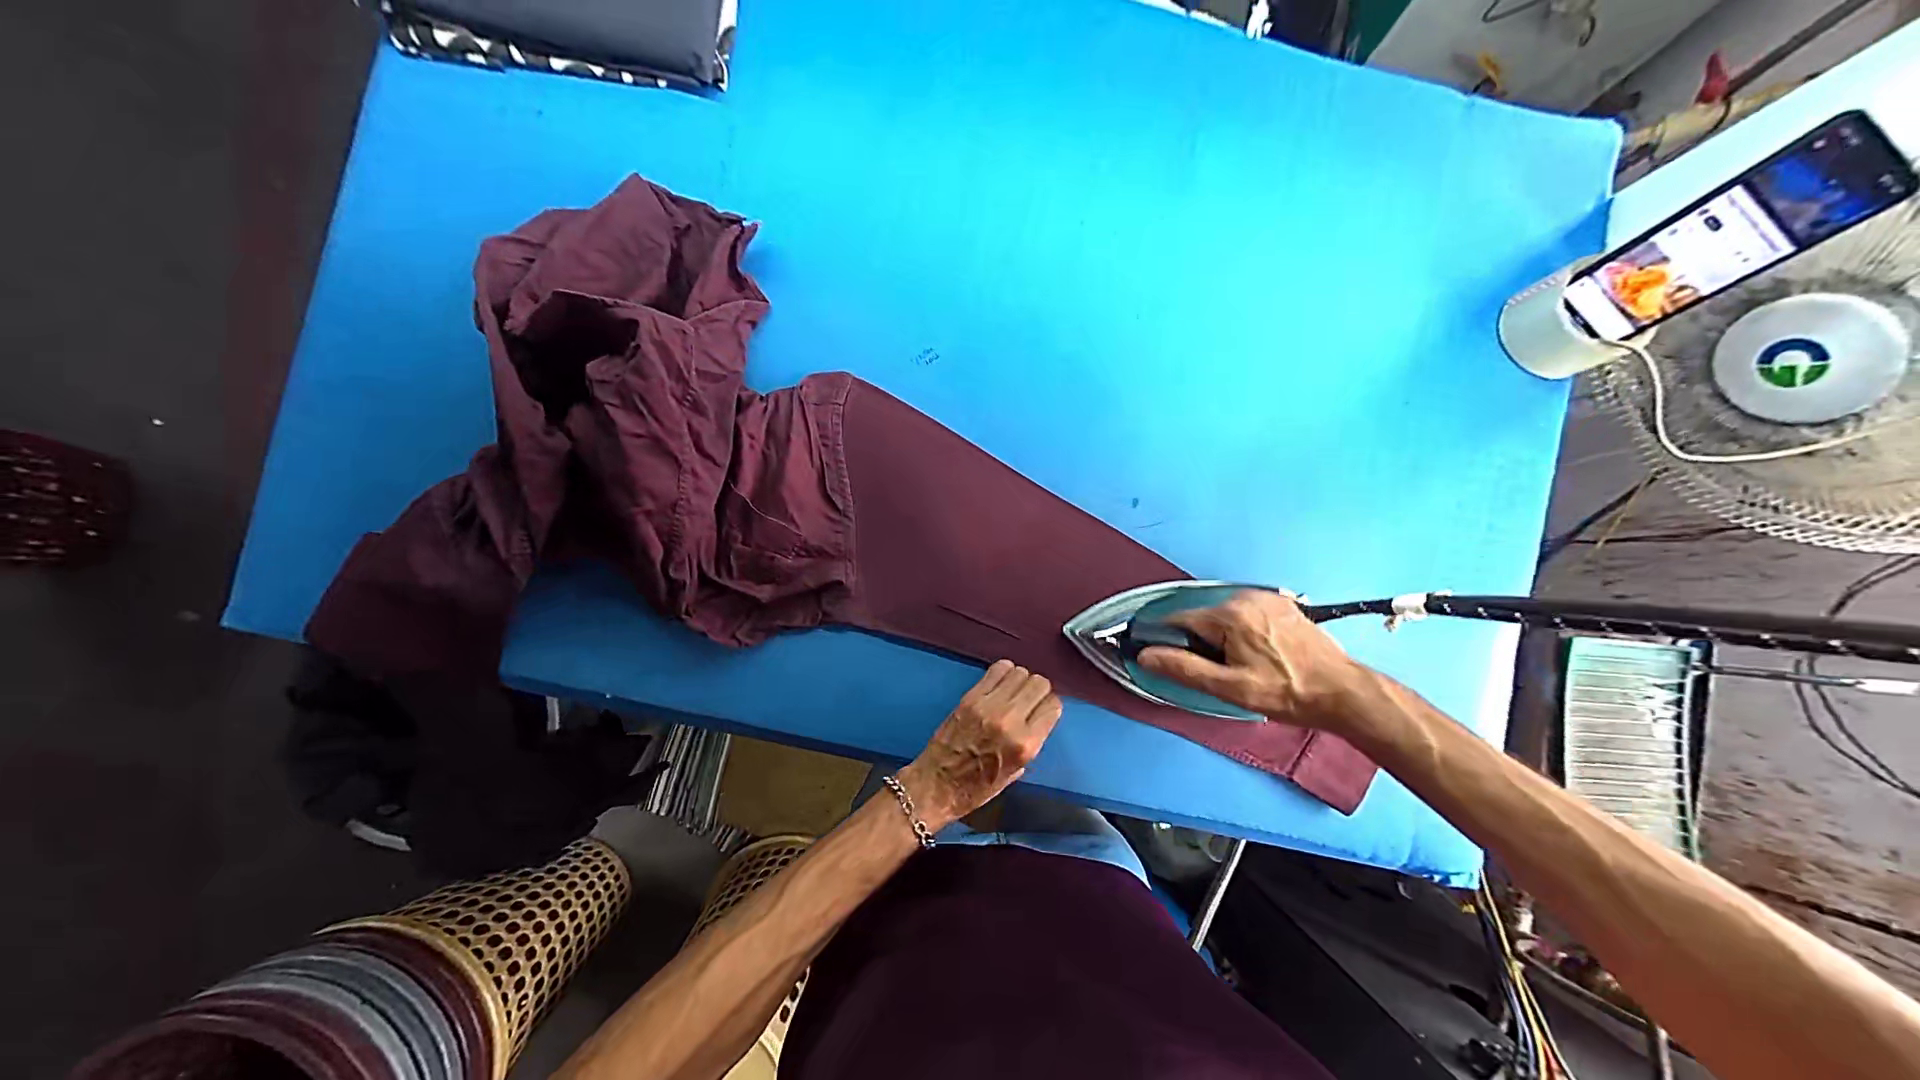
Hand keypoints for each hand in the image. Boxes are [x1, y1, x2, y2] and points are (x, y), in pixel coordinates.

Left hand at [897, 660, 1061, 830]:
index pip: (1052, 707)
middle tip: (1029, 699)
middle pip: (1039, 685)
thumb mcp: (1014, 773)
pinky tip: (1000, 681)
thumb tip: (1036, 721)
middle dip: (1038, 690)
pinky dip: (1003, 671)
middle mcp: (1011, 721)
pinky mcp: (970, 697)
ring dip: (1021, 680)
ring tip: (1013, 690)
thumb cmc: (976, 788)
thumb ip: (1030, 744)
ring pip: (1020, 673)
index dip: (1049, 707)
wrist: (936, 785)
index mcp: (1025, 745)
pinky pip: (996, 670)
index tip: (1042, 710)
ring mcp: (989, 706)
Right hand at [1137, 590, 1371, 730]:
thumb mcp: (1229, 688)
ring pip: (1225, 617)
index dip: (1171, 641)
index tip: (1178, 662)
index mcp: (1229, 615)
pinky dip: (1244, 631)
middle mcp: (1245, 597)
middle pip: (1204, 619)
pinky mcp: (1283, 604)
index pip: (1179, 620)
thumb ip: (1183, 668)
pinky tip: (1262, 654)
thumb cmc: (1285, 693)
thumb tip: (1146, 655)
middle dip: (1204, 643)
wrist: (1342, 692)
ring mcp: (1267, 598)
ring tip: (1247, 666)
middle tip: (1225, 673)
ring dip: (1225, 638)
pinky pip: (1247, 614)